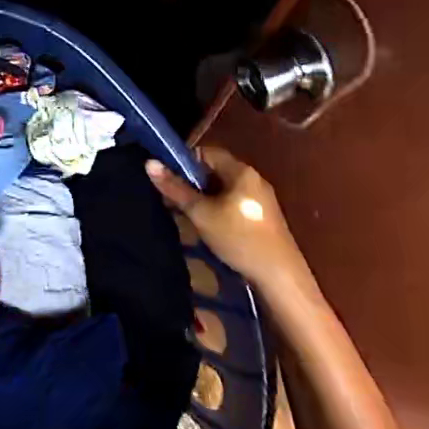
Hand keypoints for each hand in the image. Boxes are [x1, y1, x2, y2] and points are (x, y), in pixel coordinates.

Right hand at [146, 145, 310, 295]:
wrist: (280, 277)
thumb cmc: (239, 238)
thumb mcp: (201, 213)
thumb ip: (175, 188)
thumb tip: (149, 162)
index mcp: (242, 171)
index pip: (206, 152)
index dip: (183, 161)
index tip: (166, 178)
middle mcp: (253, 179)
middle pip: (214, 171)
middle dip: (190, 182)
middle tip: (170, 198)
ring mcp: (260, 198)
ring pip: (222, 189)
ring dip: (202, 198)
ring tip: (183, 214)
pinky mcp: (262, 216)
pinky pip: (232, 202)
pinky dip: (216, 208)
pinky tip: (206, 226)